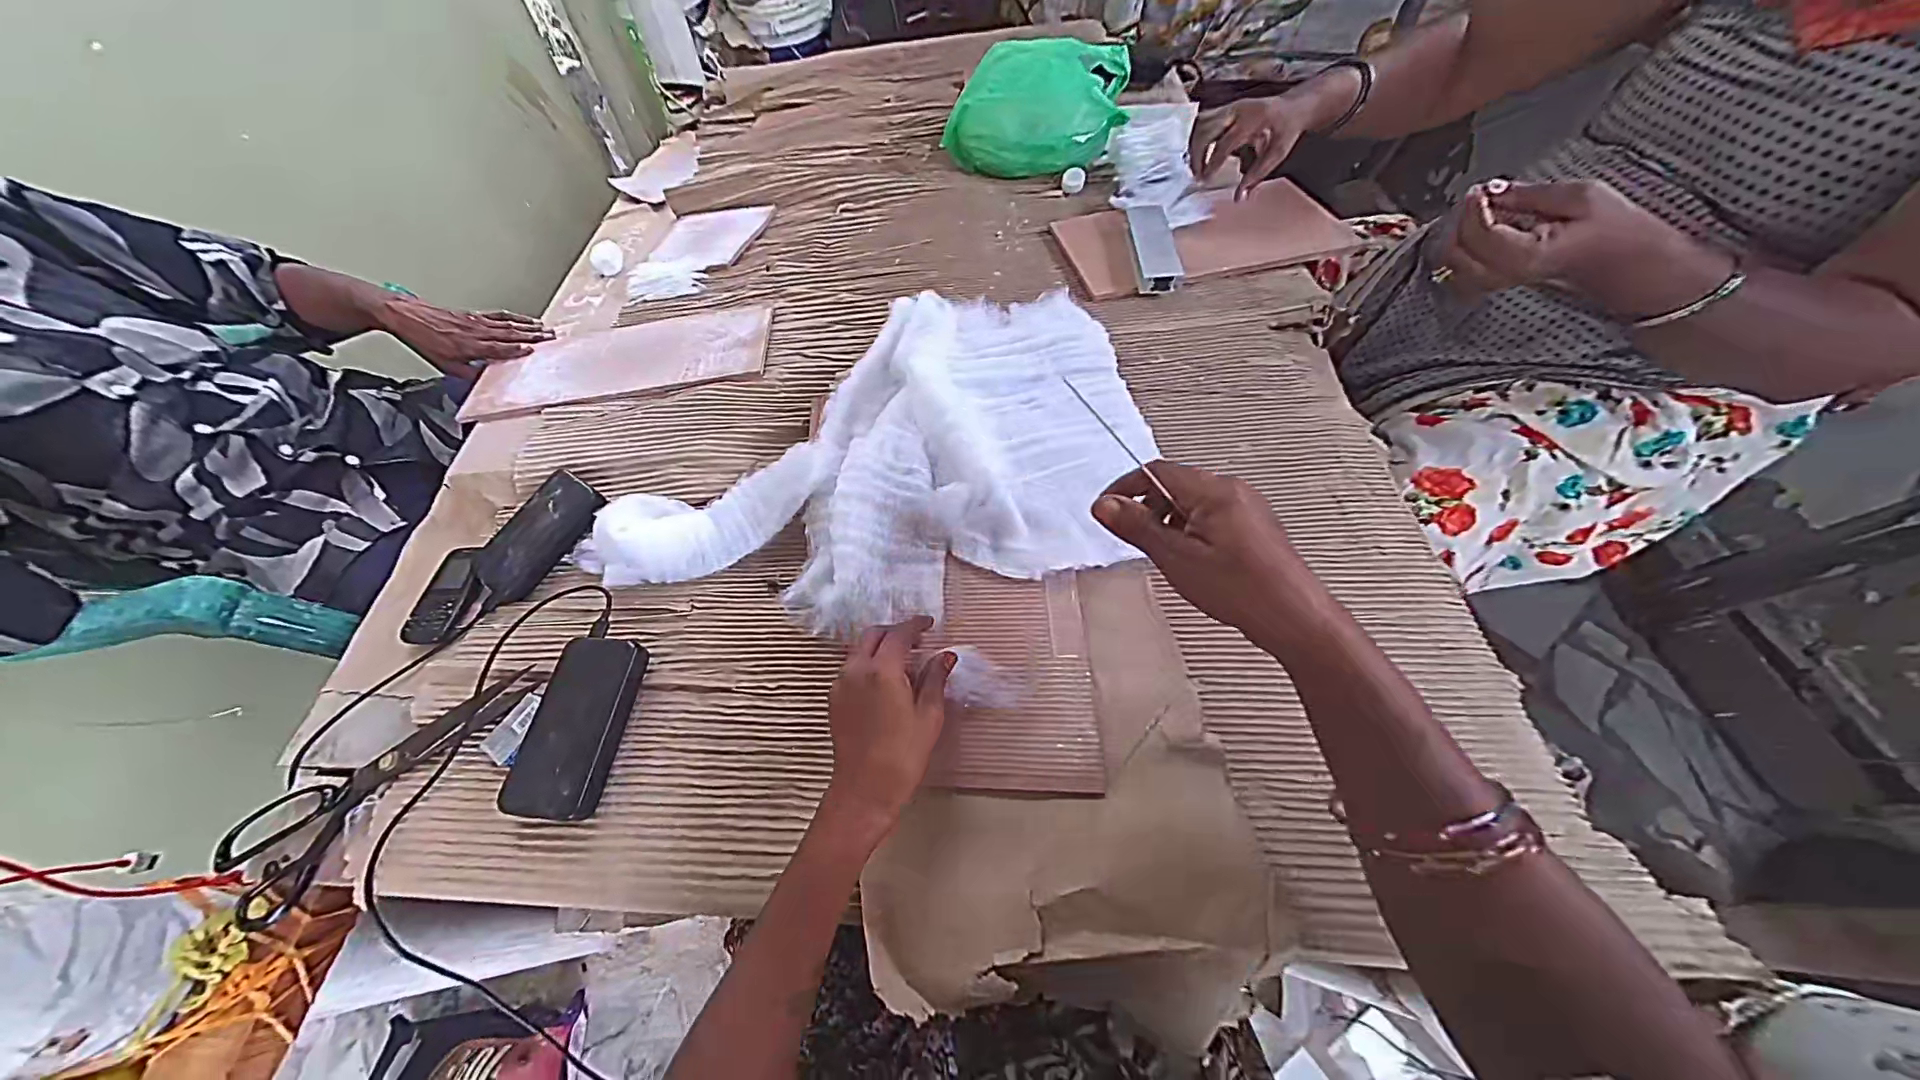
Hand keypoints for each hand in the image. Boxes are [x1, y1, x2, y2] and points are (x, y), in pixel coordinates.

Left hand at [376, 296, 553, 379]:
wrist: (404, 315)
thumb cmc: (423, 340)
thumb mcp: (444, 365)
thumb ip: (469, 373)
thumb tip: (487, 381)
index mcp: (471, 346)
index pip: (500, 349)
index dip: (517, 350)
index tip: (533, 350)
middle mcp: (476, 332)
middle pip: (510, 334)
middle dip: (532, 336)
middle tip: (551, 337)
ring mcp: (476, 321)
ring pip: (507, 324)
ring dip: (528, 326)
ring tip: (544, 328)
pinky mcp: (473, 314)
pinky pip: (498, 316)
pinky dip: (514, 317)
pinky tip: (523, 318)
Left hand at [822, 617, 954, 835]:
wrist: (865, 790)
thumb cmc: (902, 755)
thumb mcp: (929, 715)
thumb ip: (935, 679)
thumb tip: (944, 657)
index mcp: (881, 671)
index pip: (898, 633)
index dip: (915, 625)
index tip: (928, 624)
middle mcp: (856, 671)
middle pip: (874, 635)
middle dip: (895, 631)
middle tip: (917, 640)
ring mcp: (841, 685)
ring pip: (859, 650)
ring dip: (880, 647)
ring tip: (905, 661)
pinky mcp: (835, 700)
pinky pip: (852, 669)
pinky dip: (869, 663)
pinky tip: (886, 681)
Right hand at [1091, 462, 1319, 646]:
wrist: (1293, 616)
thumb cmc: (1246, 589)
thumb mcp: (1176, 557)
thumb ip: (1137, 527)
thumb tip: (1107, 506)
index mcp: (1214, 491)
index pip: (1156, 471)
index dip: (1124, 488)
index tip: (1107, 508)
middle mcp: (1233, 491)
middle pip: (1174, 483)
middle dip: (1146, 506)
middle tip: (1131, 533)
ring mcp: (1246, 508)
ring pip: (1191, 501)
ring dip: (1167, 520)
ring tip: (1162, 552)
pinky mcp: (1251, 526)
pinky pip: (1210, 515)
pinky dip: (1188, 530)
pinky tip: (1188, 558)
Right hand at [1189, 96, 1318, 200]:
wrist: (1294, 107)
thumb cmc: (1286, 130)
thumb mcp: (1276, 155)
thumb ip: (1256, 176)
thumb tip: (1239, 197)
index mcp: (1253, 118)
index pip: (1224, 143)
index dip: (1211, 163)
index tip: (1204, 179)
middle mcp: (1239, 109)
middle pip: (1205, 130)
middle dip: (1196, 154)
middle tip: (1196, 175)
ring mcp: (1230, 107)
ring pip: (1200, 124)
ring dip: (1194, 146)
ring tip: (1195, 167)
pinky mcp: (1225, 109)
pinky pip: (1203, 123)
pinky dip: (1197, 139)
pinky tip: (1198, 155)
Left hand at [1435, 179, 1732, 317]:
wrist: (1625, 264)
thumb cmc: (1614, 229)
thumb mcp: (1581, 197)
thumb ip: (1529, 195)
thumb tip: (1493, 189)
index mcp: (1525, 256)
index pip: (1479, 233)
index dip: (1473, 208)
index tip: (1479, 190)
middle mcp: (1503, 275)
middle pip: (1454, 252)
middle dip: (1459, 222)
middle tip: (1476, 199)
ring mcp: (1496, 283)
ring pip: (1451, 264)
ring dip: (1456, 236)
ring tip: (1478, 213)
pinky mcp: (1495, 284)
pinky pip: (1460, 271)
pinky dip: (1461, 249)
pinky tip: (1480, 231)